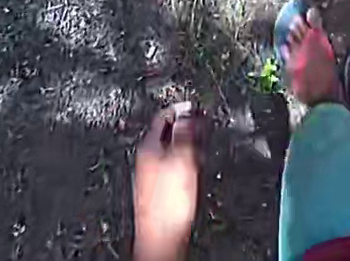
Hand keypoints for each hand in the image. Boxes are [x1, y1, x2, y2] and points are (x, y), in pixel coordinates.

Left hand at [133, 103, 199, 260]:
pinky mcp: (158, 187)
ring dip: (187, 144)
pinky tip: (194, 168)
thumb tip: (187, 112)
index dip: (182, 109)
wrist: (161, 240)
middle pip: (168, 132)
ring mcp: (151, 173)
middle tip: (202, 126)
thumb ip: (185, 132)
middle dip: (186, 128)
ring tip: (201, 147)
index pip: (165, 115)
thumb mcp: (182, 159)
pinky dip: (184, 160)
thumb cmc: (168, 204)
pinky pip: (172, 164)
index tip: (197, 108)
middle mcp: (147, 156)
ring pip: (171, 148)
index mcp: (149, 146)